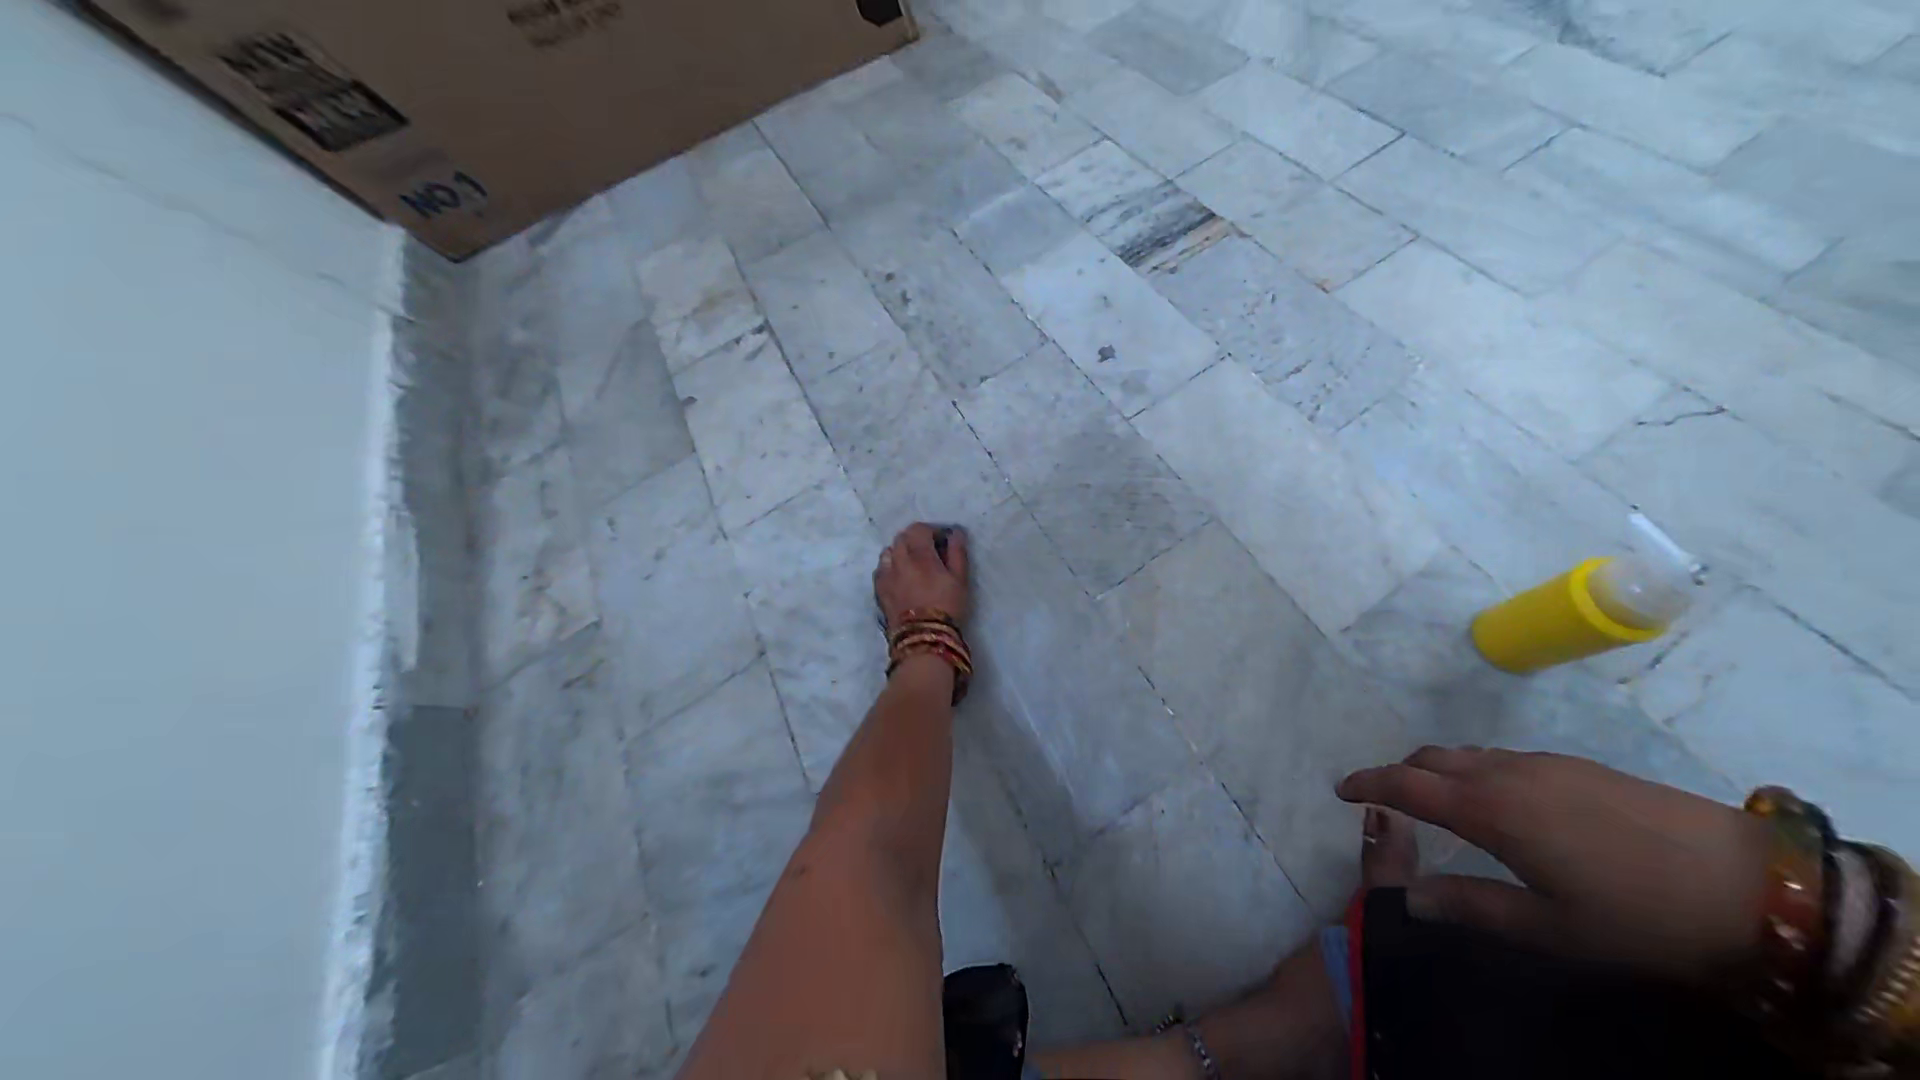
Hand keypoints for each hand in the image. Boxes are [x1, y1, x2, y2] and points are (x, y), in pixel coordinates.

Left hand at [874, 524, 969, 630]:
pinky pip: (881, 568)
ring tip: (913, 563)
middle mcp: (898, 560)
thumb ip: (957, 552)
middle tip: (929, 551)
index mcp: (919, 554)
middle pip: (902, 537)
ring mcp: (885, 574)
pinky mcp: (878, 589)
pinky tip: (900, 577)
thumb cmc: (947, 607)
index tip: (942, 540)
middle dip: (916, 539)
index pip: (919, 529)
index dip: (931, 530)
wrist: (922, 638)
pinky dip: (890, 566)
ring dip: (901, 551)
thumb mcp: (960, 579)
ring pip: (889, 551)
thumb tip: (955, 533)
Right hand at [1338, 747, 1770, 980]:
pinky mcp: (1576, 765)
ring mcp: (1543, 764)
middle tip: (1384, 797)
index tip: (1340, 789)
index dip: (1367, 783)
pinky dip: (1475, 769)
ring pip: (1467, 754)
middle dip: (1398, 772)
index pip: (1405, 785)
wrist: (1757, 883)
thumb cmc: (1640, 914)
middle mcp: (1505, 774)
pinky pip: (1501, 758)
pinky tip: (1499, 800)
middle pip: (1430, 758)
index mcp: (1488, 809)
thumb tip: (1406, 898)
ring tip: (1437, 799)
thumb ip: (1470, 906)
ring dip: (1437, 768)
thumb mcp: (1552, 927)